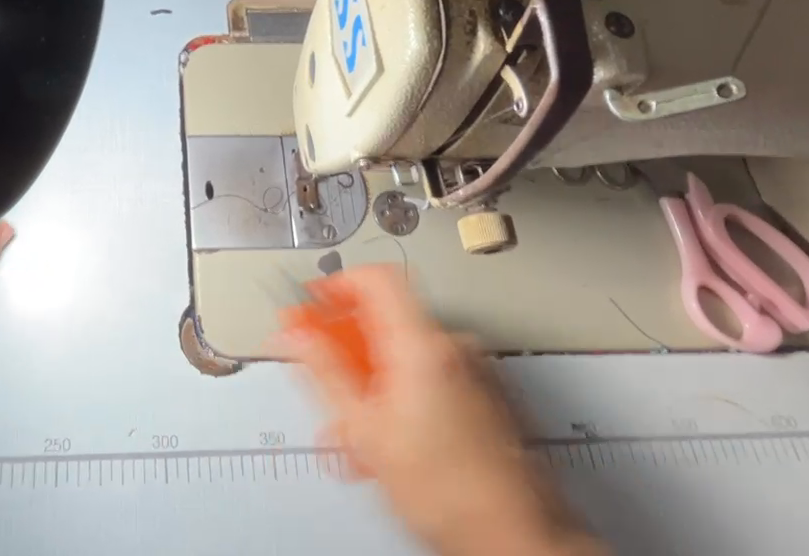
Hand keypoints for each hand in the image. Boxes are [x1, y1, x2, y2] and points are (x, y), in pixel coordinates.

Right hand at [275, 266, 600, 555]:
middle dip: (346, 347)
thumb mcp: (364, 428)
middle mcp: (453, 347)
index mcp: (423, 343)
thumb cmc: (450, 491)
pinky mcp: (485, 395)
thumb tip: (294, 334)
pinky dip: (400, 392)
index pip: (375, 278)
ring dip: (370, 379)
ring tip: (352, 426)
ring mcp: (474, 370)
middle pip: (386, 320)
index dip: (337, 285)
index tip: (314, 305)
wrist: (514, 535)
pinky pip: (430, 374)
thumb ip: (323, 370)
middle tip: (322, 373)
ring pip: (404, 354)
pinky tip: (385, 436)